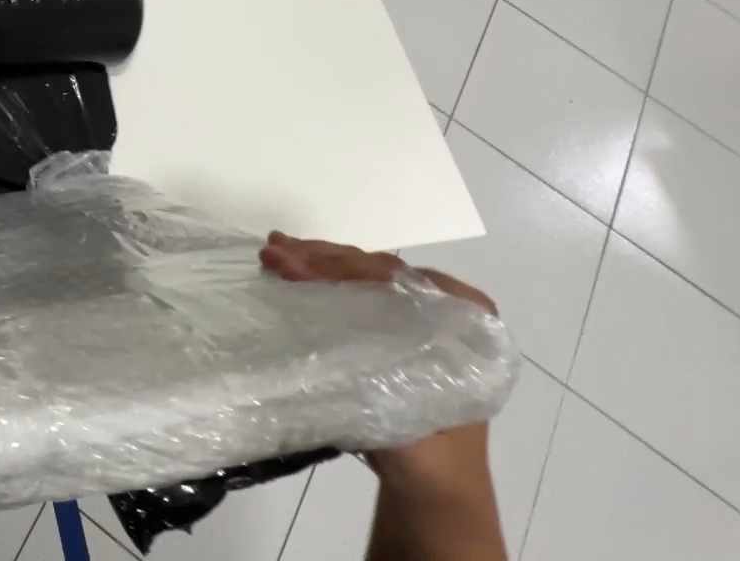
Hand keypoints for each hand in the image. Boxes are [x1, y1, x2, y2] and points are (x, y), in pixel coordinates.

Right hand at [258, 233, 497, 483]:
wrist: (433, 489)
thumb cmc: (426, 456)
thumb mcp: (405, 416)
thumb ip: (376, 375)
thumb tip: (324, 333)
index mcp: (467, 329)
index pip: (399, 284)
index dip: (345, 270)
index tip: (296, 267)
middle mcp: (446, 314)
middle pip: (377, 271)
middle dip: (322, 258)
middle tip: (273, 252)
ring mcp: (416, 319)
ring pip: (363, 275)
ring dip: (316, 260)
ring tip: (272, 249)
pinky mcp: (391, 327)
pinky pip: (357, 290)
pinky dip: (322, 275)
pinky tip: (289, 266)